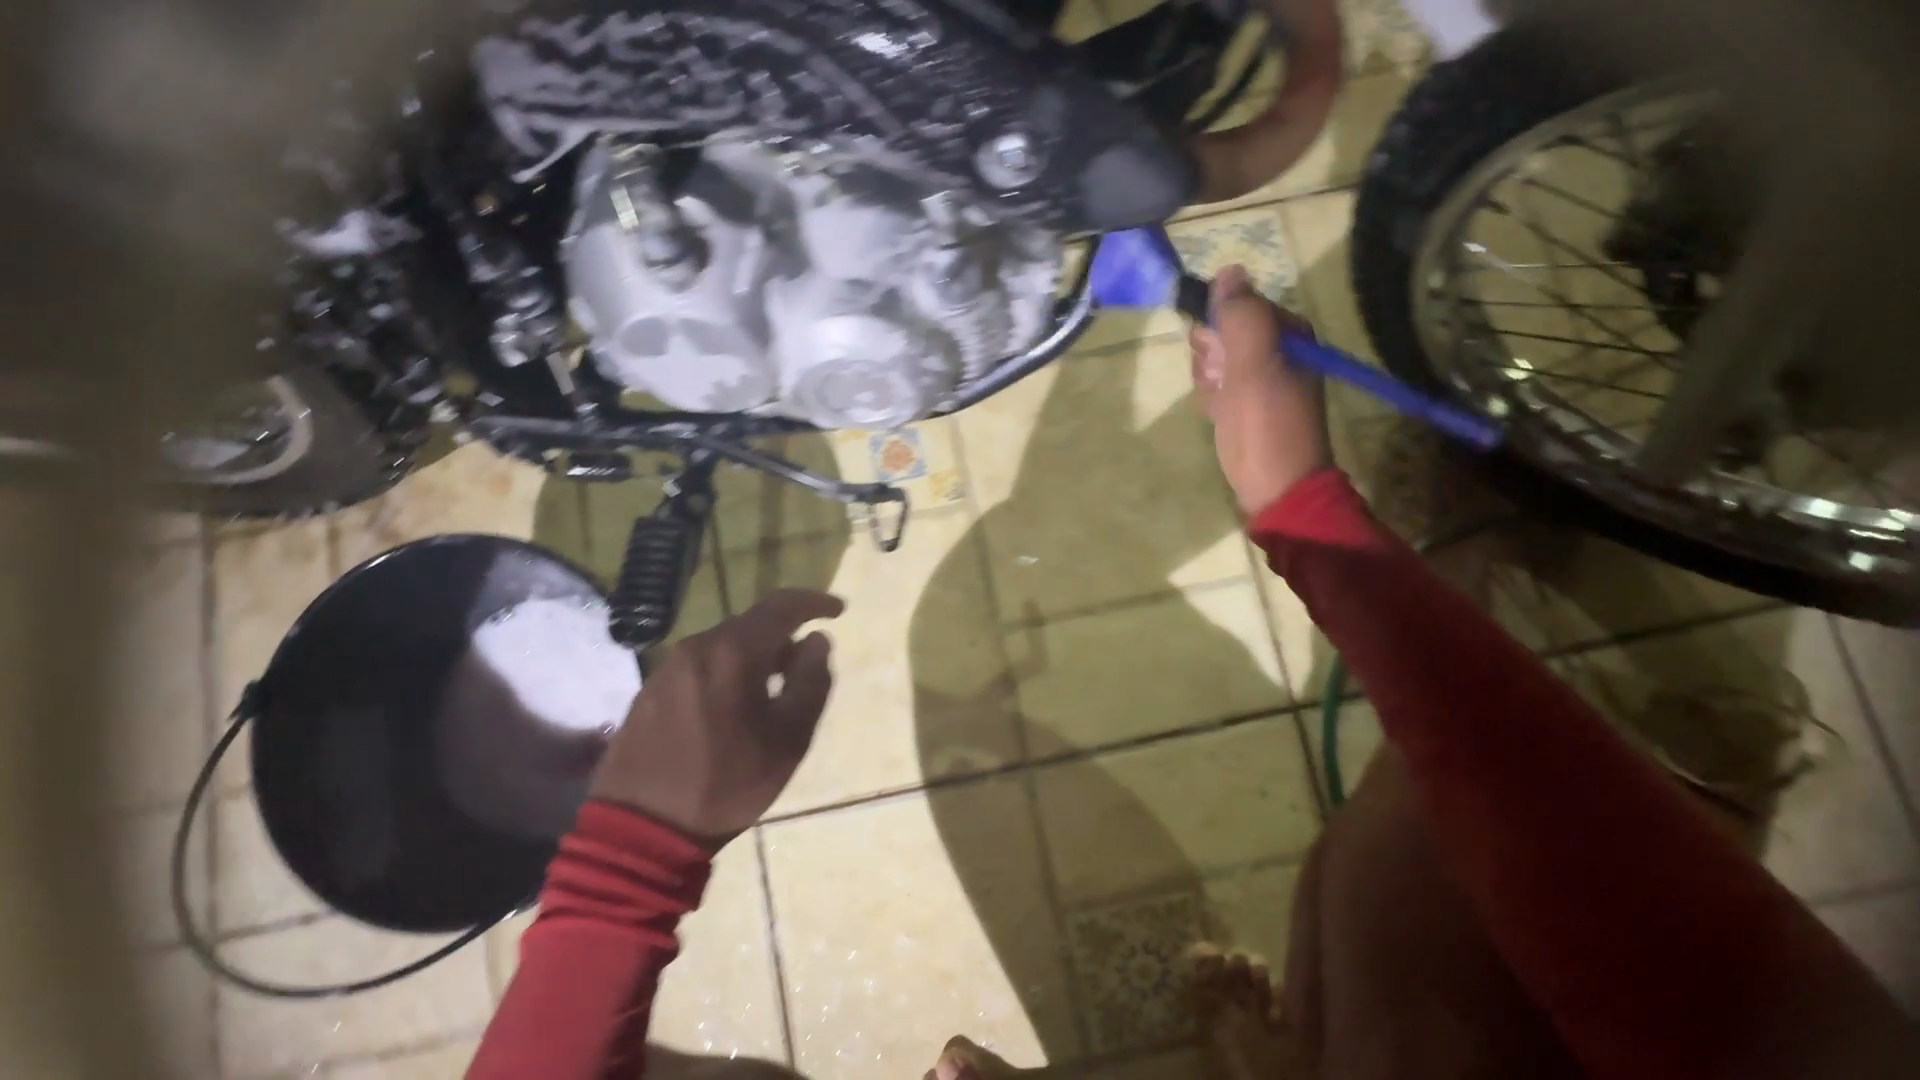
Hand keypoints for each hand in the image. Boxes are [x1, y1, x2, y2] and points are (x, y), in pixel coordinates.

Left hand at [590, 588, 844, 843]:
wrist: (640, 829)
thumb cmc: (727, 783)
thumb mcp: (789, 739)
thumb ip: (811, 681)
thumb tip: (817, 641)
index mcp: (732, 652)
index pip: (780, 606)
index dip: (814, 602)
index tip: (838, 611)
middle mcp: (696, 647)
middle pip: (750, 624)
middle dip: (784, 636)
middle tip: (807, 666)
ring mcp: (667, 668)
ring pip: (724, 646)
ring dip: (755, 657)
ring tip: (773, 691)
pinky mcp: (650, 691)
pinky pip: (701, 666)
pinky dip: (728, 672)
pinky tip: (735, 708)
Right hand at [1189, 265, 1333, 514]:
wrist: (1278, 491)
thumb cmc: (1264, 428)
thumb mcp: (1252, 366)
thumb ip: (1241, 316)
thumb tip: (1229, 270)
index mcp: (1288, 332)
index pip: (1233, 306)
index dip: (1216, 332)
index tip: (1220, 361)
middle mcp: (1280, 348)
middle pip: (1222, 333)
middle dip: (1211, 358)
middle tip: (1222, 386)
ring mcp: (1266, 378)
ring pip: (1216, 360)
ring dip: (1209, 381)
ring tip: (1222, 407)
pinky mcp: (1253, 404)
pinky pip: (1220, 385)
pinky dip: (1213, 400)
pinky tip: (1220, 416)